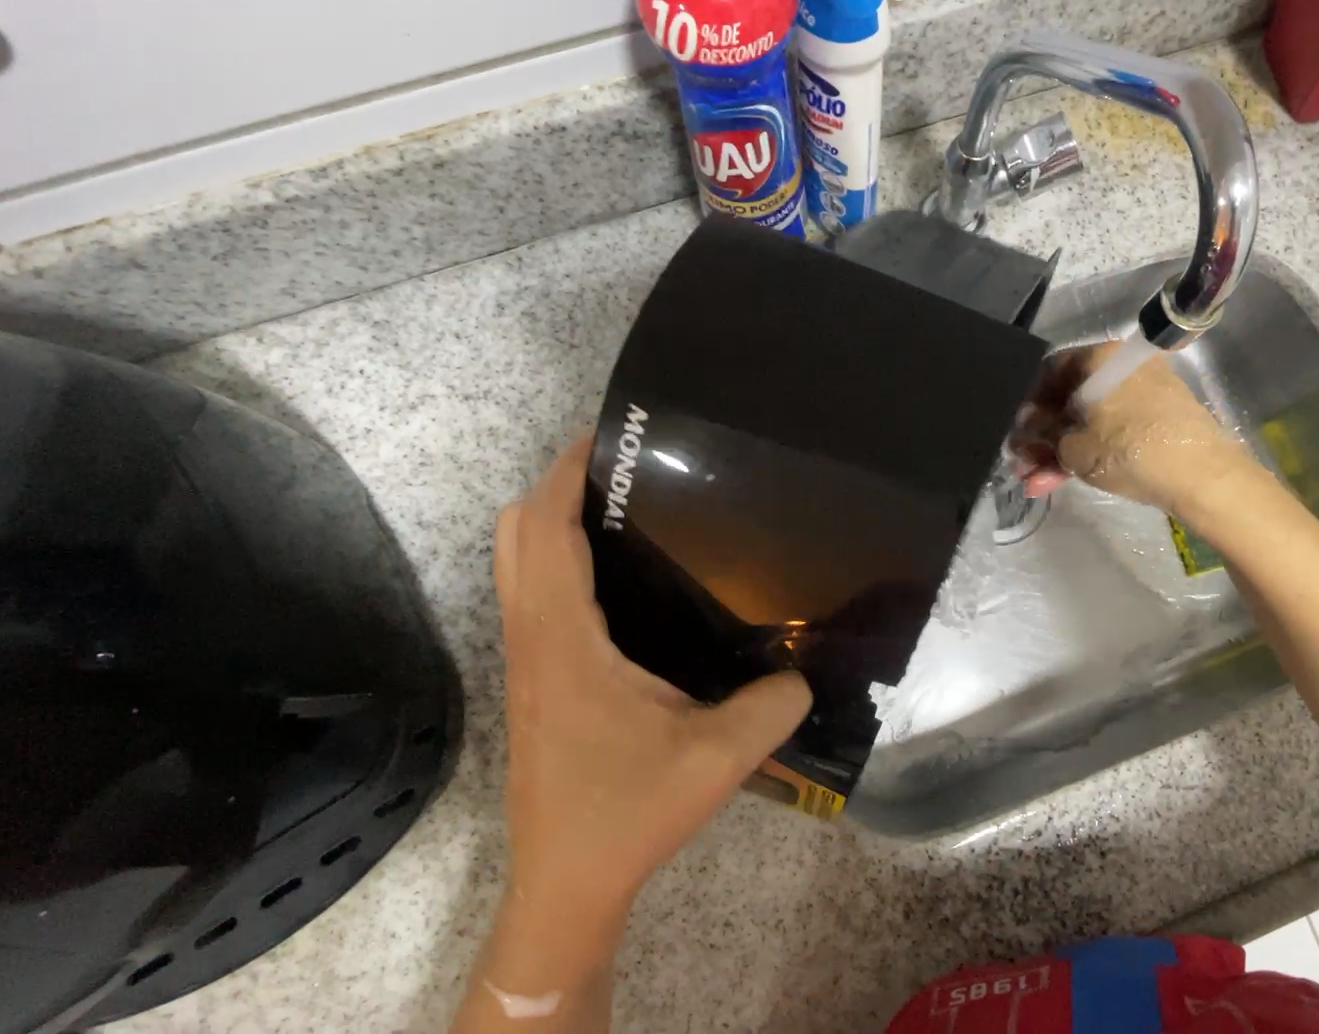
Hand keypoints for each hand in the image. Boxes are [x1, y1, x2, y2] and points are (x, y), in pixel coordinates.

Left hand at [492, 439, 811, 914]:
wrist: (567, 882)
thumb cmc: (628, 813)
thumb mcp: (717, 758)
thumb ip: (772, 706)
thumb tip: (804, 671)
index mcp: (564, 640)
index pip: (545, 531)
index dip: (566, 473)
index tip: (609, 435)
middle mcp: (532, 638)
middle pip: (514, 533)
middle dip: (556, 486)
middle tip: (624, 472)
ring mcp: (526, 660)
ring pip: (515, 565)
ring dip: (552, 523)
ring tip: (624, 511)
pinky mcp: (533, 680)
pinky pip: (531, 594)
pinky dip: (556, 561)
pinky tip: (620, 581)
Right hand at [1012, 340, 1248, 514]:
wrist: (1199, 475)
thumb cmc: (1126, 448)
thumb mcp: (1071, 445)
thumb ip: (1041, 434)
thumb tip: (1025, 428)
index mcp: (1100, 358)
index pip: (1050, 371)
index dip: (1028, 405)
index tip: (1018, 435)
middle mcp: (1121, 368)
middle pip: (1069, 400)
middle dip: (1042, 437)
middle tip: (1022, 465)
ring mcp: (1142, 395)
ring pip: (1088, 422)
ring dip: (1058, 452)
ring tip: (1035, 484)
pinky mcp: (1155, 421)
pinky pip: (1109, 432)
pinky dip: (1086, 454)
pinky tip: (1059, 482)